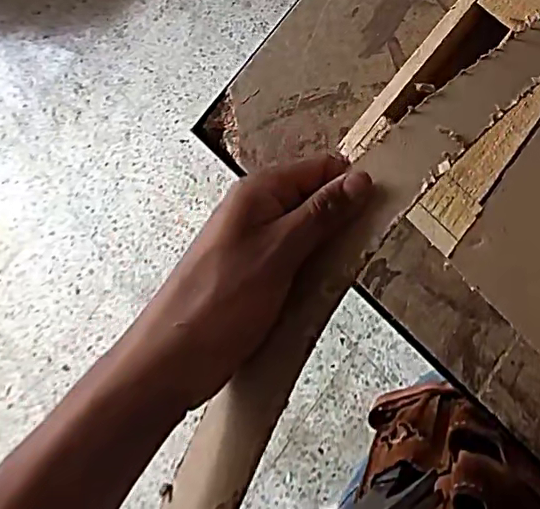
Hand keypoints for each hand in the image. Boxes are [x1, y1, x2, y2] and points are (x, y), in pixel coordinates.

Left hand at [118, 155, 372, 410]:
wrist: (162, 372)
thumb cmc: (215, 307)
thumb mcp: (280, 253)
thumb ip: (323, 212)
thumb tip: (361, 178)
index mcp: (259, 191)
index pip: (323, 167)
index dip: (352, 183)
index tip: (378, 205)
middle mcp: (257, 208)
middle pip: (319, 197)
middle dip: (343, 218)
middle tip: (361, 243)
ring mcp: (256, 240)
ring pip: (311, 230)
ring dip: (330, 247)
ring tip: (342, 270)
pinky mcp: (256, 270)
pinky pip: (298, 256)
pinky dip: (314, 267)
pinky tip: (321, 286)